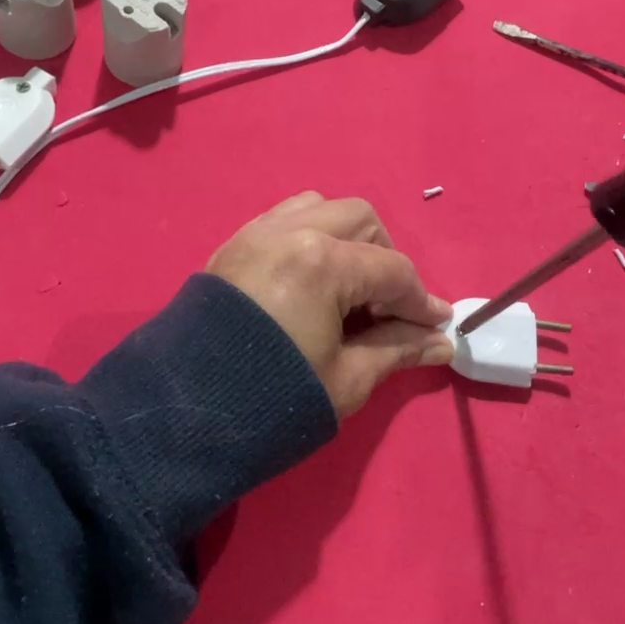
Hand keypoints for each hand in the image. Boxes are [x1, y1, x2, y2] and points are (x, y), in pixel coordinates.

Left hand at [207, 192, 454, 417]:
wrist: (183, 415)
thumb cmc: (273, 399)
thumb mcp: (346, 379)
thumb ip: (397, 350)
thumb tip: (441, 340)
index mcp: (322, 261)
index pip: (392, 270)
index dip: (420, 302)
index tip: (435, 328)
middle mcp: (290, 232)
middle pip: (360, 220)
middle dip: (384, 258)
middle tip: (385, 307)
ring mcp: (256, 234)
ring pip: (318, 208)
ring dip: (345, 238)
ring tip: (346, 289)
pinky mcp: (232, 246)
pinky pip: (282, 220)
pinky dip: (308, 237)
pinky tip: (310, 282)